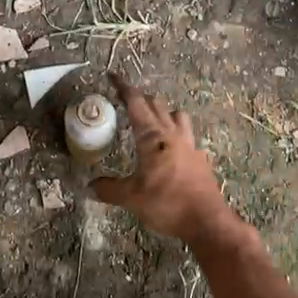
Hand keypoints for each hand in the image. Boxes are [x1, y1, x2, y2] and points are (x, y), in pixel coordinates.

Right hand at [91, 74, 244, 246]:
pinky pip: (188, 136)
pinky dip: (177, 134)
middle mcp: (172, 134)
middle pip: (156, 104)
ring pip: (177, 115)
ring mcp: (189, 145)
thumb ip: (110, 189)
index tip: (112, 76)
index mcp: (152, 136)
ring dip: (164, 111)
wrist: (207, 221)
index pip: (136, 102)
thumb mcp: (132, 198)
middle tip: (126, 101)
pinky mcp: (200, 159)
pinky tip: (172, 148)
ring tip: (153, 120)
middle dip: (140, 98)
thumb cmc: (167, 203)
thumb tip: (90, 186)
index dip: (123, 88)